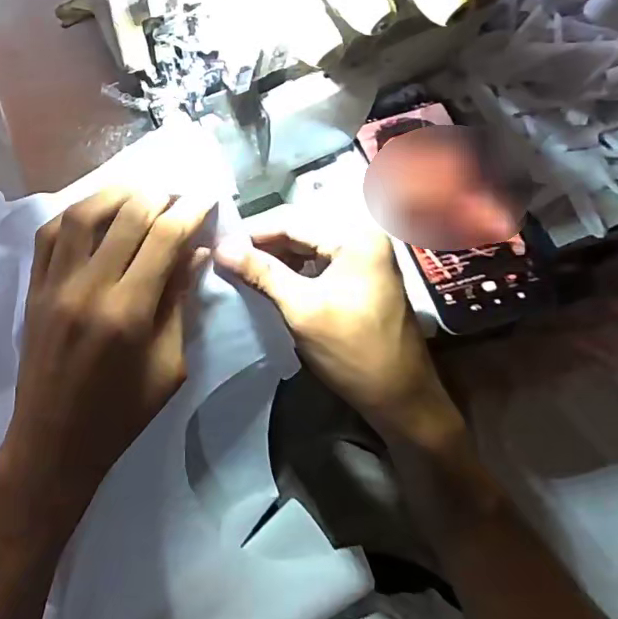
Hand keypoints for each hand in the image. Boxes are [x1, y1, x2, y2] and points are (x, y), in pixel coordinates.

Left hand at [0, 189, 213, 536]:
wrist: (53, 442)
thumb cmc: (121, 414)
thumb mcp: (168, 366)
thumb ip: (179, 302)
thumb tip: (194, 250)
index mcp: (127, 313)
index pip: (163, 239)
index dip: (189, 212)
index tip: (206, 199)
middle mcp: (87, 288)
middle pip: (126, 217)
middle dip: (159, 196)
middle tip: (178, 194)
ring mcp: (54, 284)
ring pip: (83, 214)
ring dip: (116, 194)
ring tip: (141, 193)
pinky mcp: (34, 288)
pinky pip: (50, 233)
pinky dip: (76, 212)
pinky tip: (97, 210)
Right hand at [216, 206, 453, 440]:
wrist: (400, 397)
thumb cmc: (352, 352)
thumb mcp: (301, 309)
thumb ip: (261, 273)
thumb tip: (220, 247)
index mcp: (356, 236)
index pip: (291, 221)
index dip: (251, 233)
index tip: (217, 247)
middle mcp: (363, 236)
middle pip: (300, 229)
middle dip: (262, 244)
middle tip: (225, 259)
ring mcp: (365, 255)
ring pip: (306, 245)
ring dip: (275, 257)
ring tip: (241, 269)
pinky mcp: (361, 274)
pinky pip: (318, 261)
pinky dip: (292, 269)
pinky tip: (269, 280)